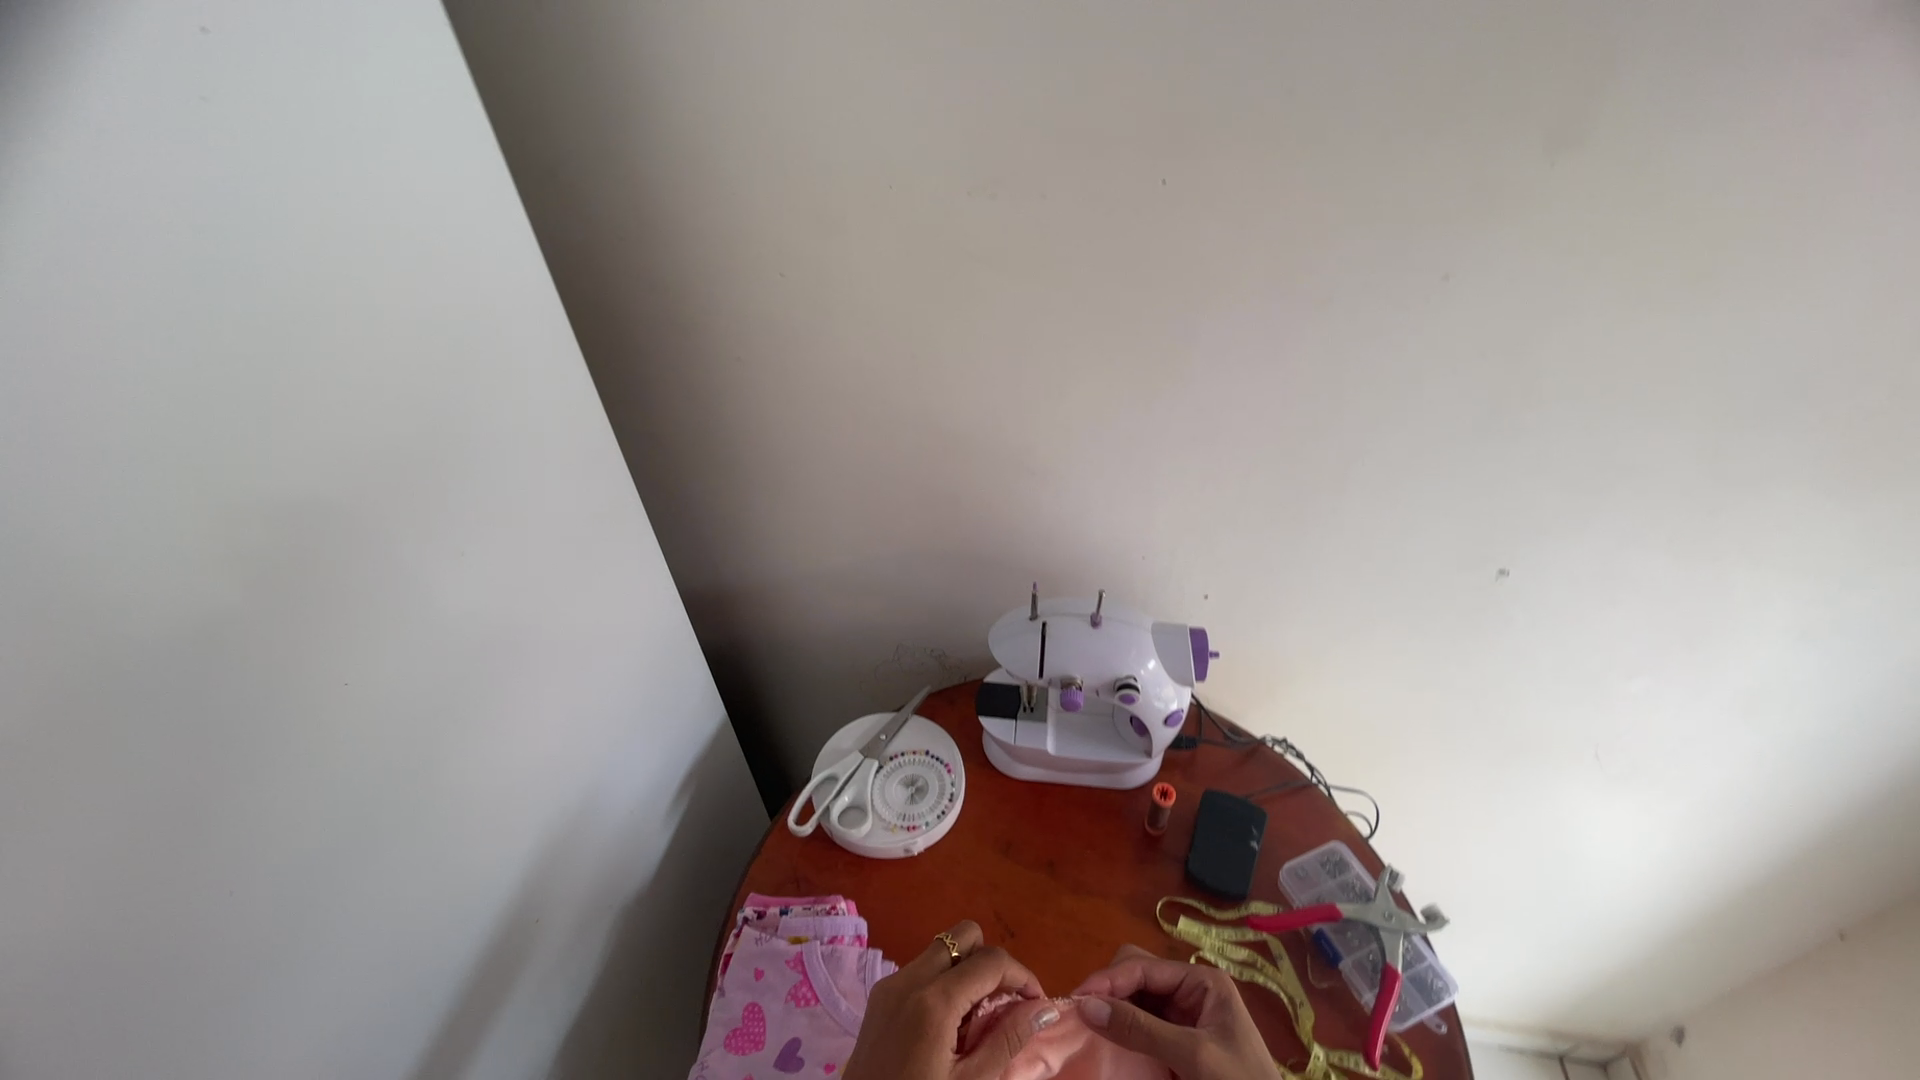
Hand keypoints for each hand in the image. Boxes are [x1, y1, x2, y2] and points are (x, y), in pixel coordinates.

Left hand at [843, 920, 1049, 1079]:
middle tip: (1002, 1004)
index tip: (1035, 1004)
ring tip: (975, 1021)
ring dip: (967, 970)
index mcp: (933, 1000)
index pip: (991, 960)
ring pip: (941, 949)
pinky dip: (944, 981)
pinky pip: (921, 968)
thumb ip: (1008, 1039)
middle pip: (963, 935)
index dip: (1022, 976)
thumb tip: (1045, 1008)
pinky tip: (948, 1025)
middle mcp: (909, 979)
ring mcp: (890, 984)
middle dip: (991, 961)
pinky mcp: (879, 996)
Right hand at [1072, 945, 1282, 1079]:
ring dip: (1111, 1010)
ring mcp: (1183, 1017)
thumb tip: (1086, 1006)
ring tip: (1088, 1029)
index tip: (1076, 1002)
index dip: (1107, 980)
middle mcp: (1189, 991)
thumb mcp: (1193, 1058)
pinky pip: (1139, 1025)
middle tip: (1081, 1017)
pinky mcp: (1176, 1043)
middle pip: (1135, 975)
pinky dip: (1121, 1030)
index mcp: (1201, 981)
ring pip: (1133, 999)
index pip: (1142, 966)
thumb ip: (1140, 1030)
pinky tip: (1108, 1042)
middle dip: (1108, 991)